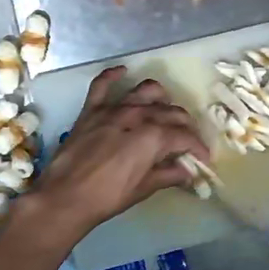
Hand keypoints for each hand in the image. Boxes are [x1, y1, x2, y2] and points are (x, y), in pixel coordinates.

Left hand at [18, 66, 210, 241]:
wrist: (65, 197)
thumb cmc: (109, 197)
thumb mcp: (145, 188)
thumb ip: (170, 174)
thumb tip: (188, 171)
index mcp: (154, 137)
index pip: (185, 137)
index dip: (198, 148)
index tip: (203, 159)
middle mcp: (137, 116)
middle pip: (171, 113)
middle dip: (185, 127)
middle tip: (187, 141)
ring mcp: (113, 110)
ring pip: (145, 91)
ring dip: (161, 98)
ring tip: (164, 109)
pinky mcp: (91, 111)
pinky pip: (102, 85)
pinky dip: (113, 75)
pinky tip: (123, 71)